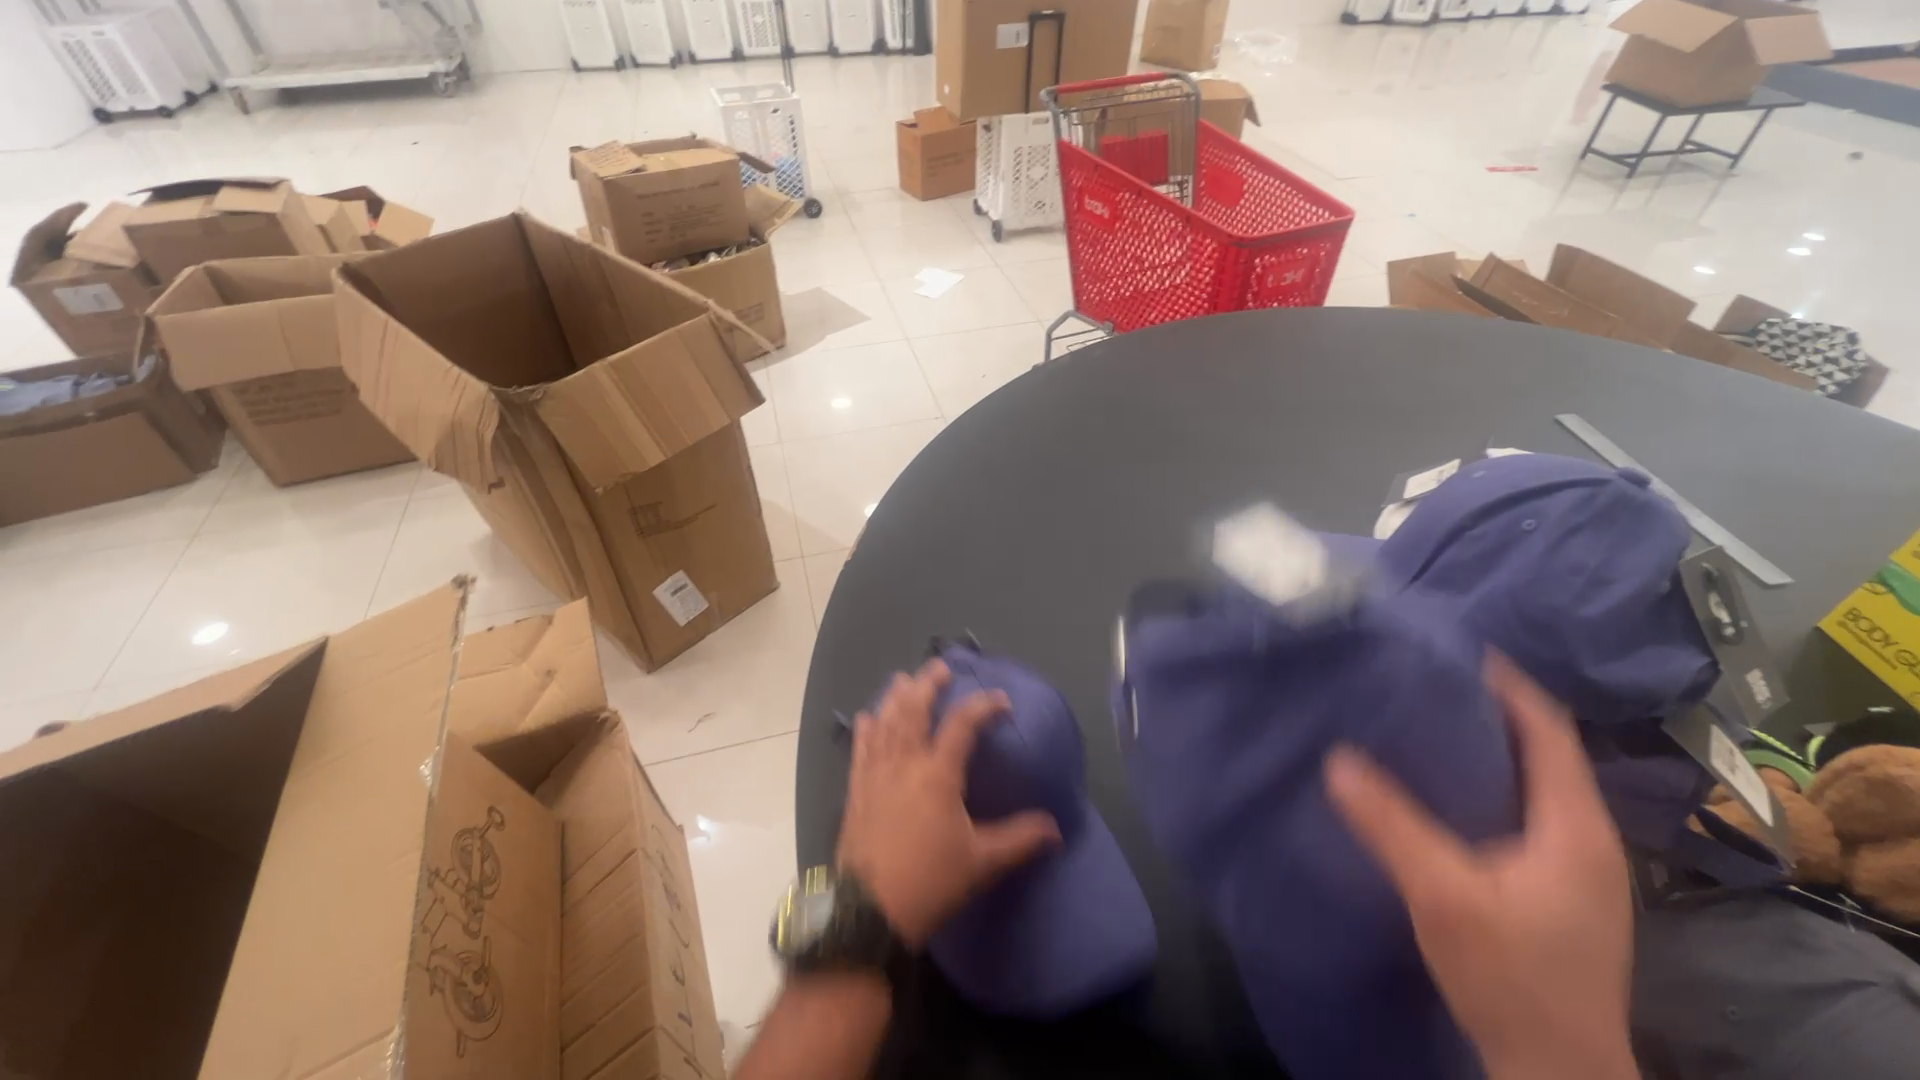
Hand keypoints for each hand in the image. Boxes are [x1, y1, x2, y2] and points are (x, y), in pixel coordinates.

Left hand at [837, 659, 1063, 946]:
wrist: (869, 912)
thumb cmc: (929, 882)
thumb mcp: (982, 863)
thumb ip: (1019, 840)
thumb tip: (1056, 829)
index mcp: (937, 775)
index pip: (962, 726)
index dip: (983, 707)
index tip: (1001, 701)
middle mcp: (904, 765)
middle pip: (914, 712)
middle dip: (928, 686)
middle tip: (940, 667)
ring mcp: (875, 777)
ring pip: (885, 725)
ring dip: (896, 699)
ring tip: (903, 679)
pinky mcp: (856, 793)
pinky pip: (860, 751)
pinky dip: (866, 730)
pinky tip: (867, 717)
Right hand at [1324, 653, 1637, 1079]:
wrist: (1555, 1068)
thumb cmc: (1511, 974)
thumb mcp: (1442, 895)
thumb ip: (1392, 825)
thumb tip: (1337, 758)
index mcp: (1574, 825)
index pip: (1548, 729)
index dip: (1505, 684)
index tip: (1452, 651)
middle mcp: (1586, 837)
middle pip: (1540, 751)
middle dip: (1485, 711)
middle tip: (1419, 683)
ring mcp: (1575, 867)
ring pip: (1529, 784)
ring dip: (1482, 750)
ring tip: (1419, 726)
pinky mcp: (1555, 890)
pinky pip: (1520, 814)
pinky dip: (1481, 787)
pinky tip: (1436, 792)